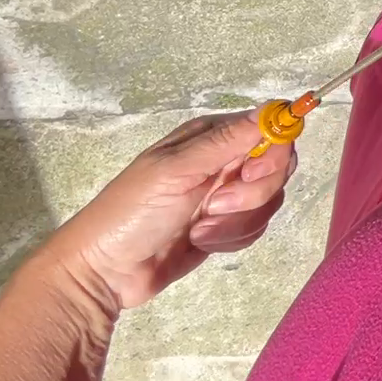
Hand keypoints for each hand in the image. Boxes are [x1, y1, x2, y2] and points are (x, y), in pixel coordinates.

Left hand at [32, 110, 295, 314]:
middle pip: (278, 164)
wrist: (102, 275)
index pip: (272, 127)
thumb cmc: (132, 213)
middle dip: (253, 190)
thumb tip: (278, 105)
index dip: (273, 148)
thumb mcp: (176, 170)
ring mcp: (229, 193)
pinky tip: (203, 241)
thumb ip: (228, 139)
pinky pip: (259, 224)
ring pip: (271, 197)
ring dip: (239, 218)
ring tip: (200, 228)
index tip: (250, 172)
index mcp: (214, 136)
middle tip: (217, 204)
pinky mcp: (230, 224)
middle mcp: (227, 159)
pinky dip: (234, 236)